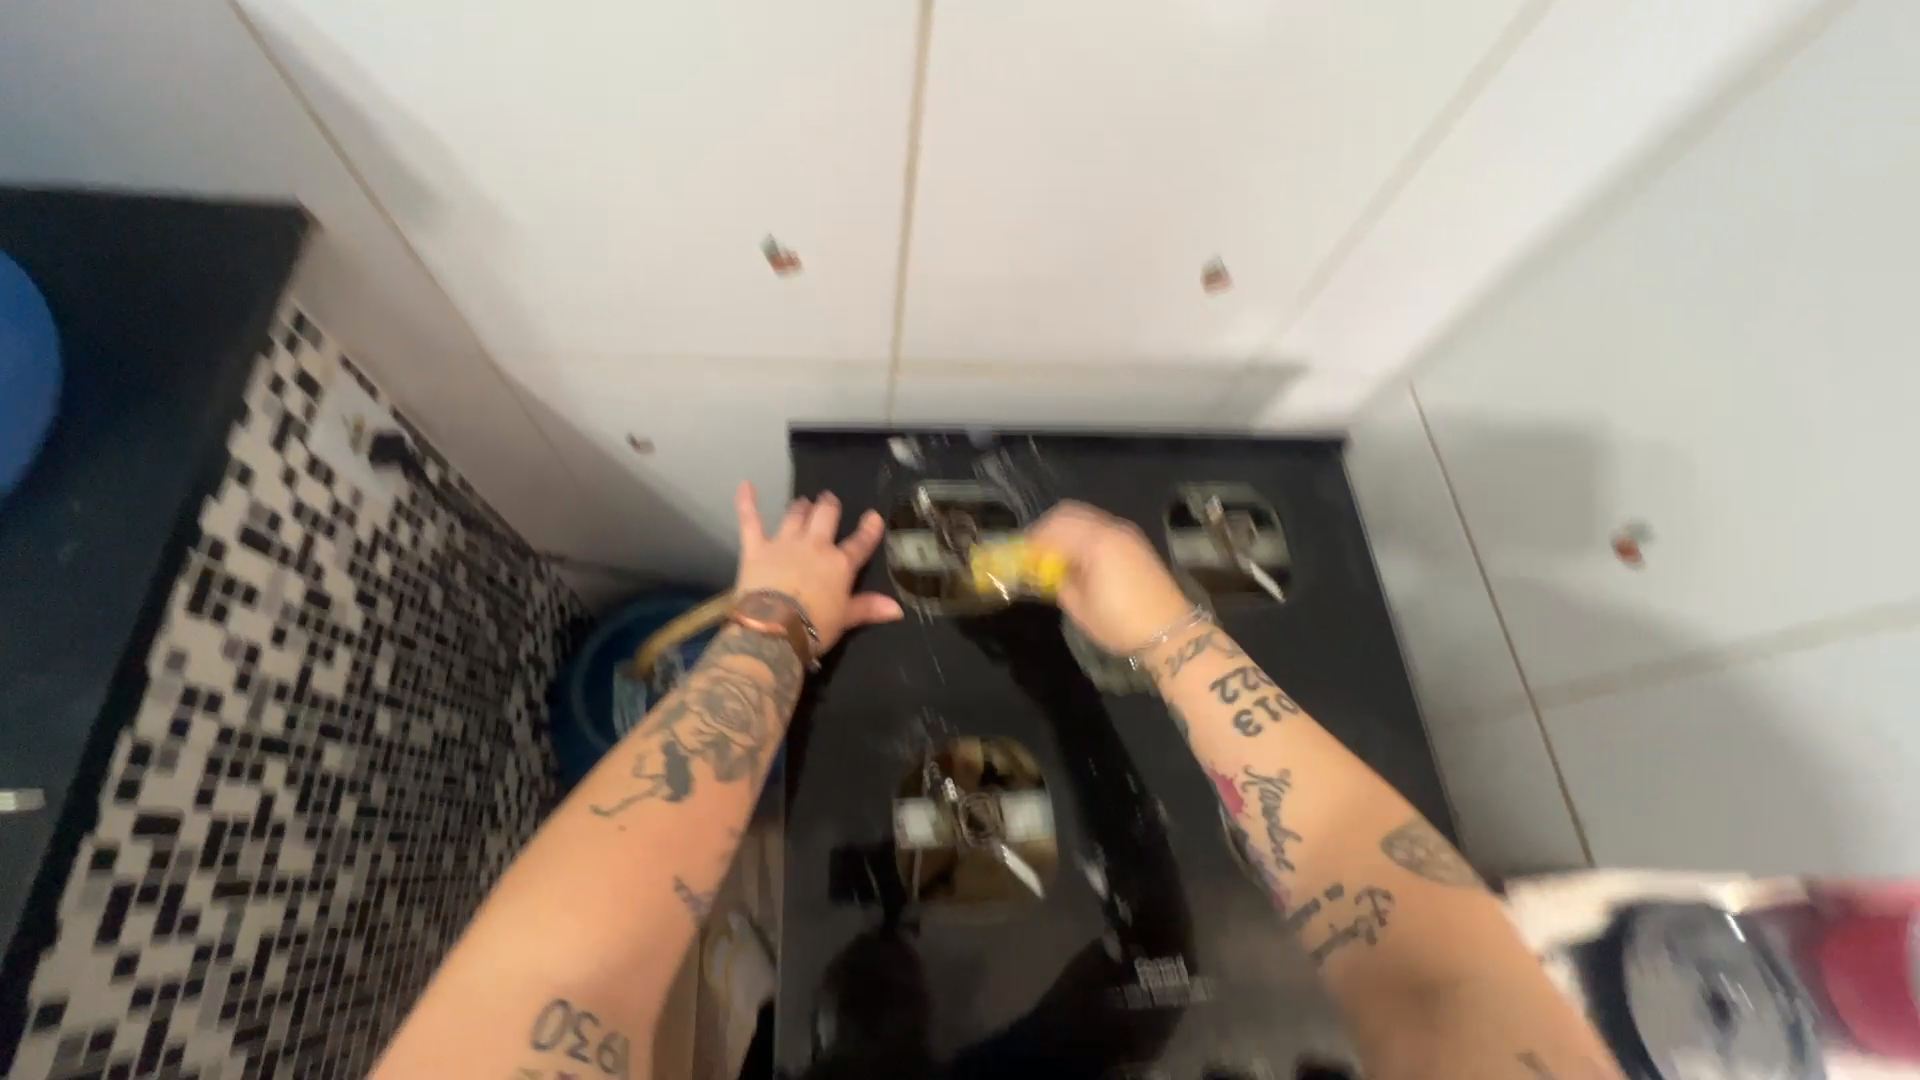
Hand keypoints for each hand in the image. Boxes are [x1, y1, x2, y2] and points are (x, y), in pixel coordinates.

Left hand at [733, 481, 903, 650]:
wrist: (773, 629)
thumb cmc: (814, 627)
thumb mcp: (845, 619)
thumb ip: (869, 608)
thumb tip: (897, 609)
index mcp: (840, 564)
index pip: (860, 543)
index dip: (869, 529)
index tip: (873, 516)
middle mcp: (815, 546)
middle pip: (825, 518)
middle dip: (829, 507)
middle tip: (829, 500)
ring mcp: (785, 543)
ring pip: (795, 516)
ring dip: (801, 507)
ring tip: (803, 501)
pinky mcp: (757, 547)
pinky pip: (751, 520)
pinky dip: (747, 502)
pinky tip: (745, 485)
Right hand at [1027, 501, 1192, 654]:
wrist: (1171, 632)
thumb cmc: (1120, 623)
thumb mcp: (1079, 607)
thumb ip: (1059, 582)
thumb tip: (1048, 571)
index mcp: (1095, 542)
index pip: (1053, 529)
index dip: (1032, 541)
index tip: (1020, 555)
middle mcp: (1111, 529)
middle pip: (1068, 513)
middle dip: (1047, 529)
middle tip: (1035, 551)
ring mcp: (1126, 533)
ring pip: (1086, 517)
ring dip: (1066, 531)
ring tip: (1054, 556)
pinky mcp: (1135, 542)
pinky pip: (1101, 527)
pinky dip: (1083, 535)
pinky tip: (1078, 558)